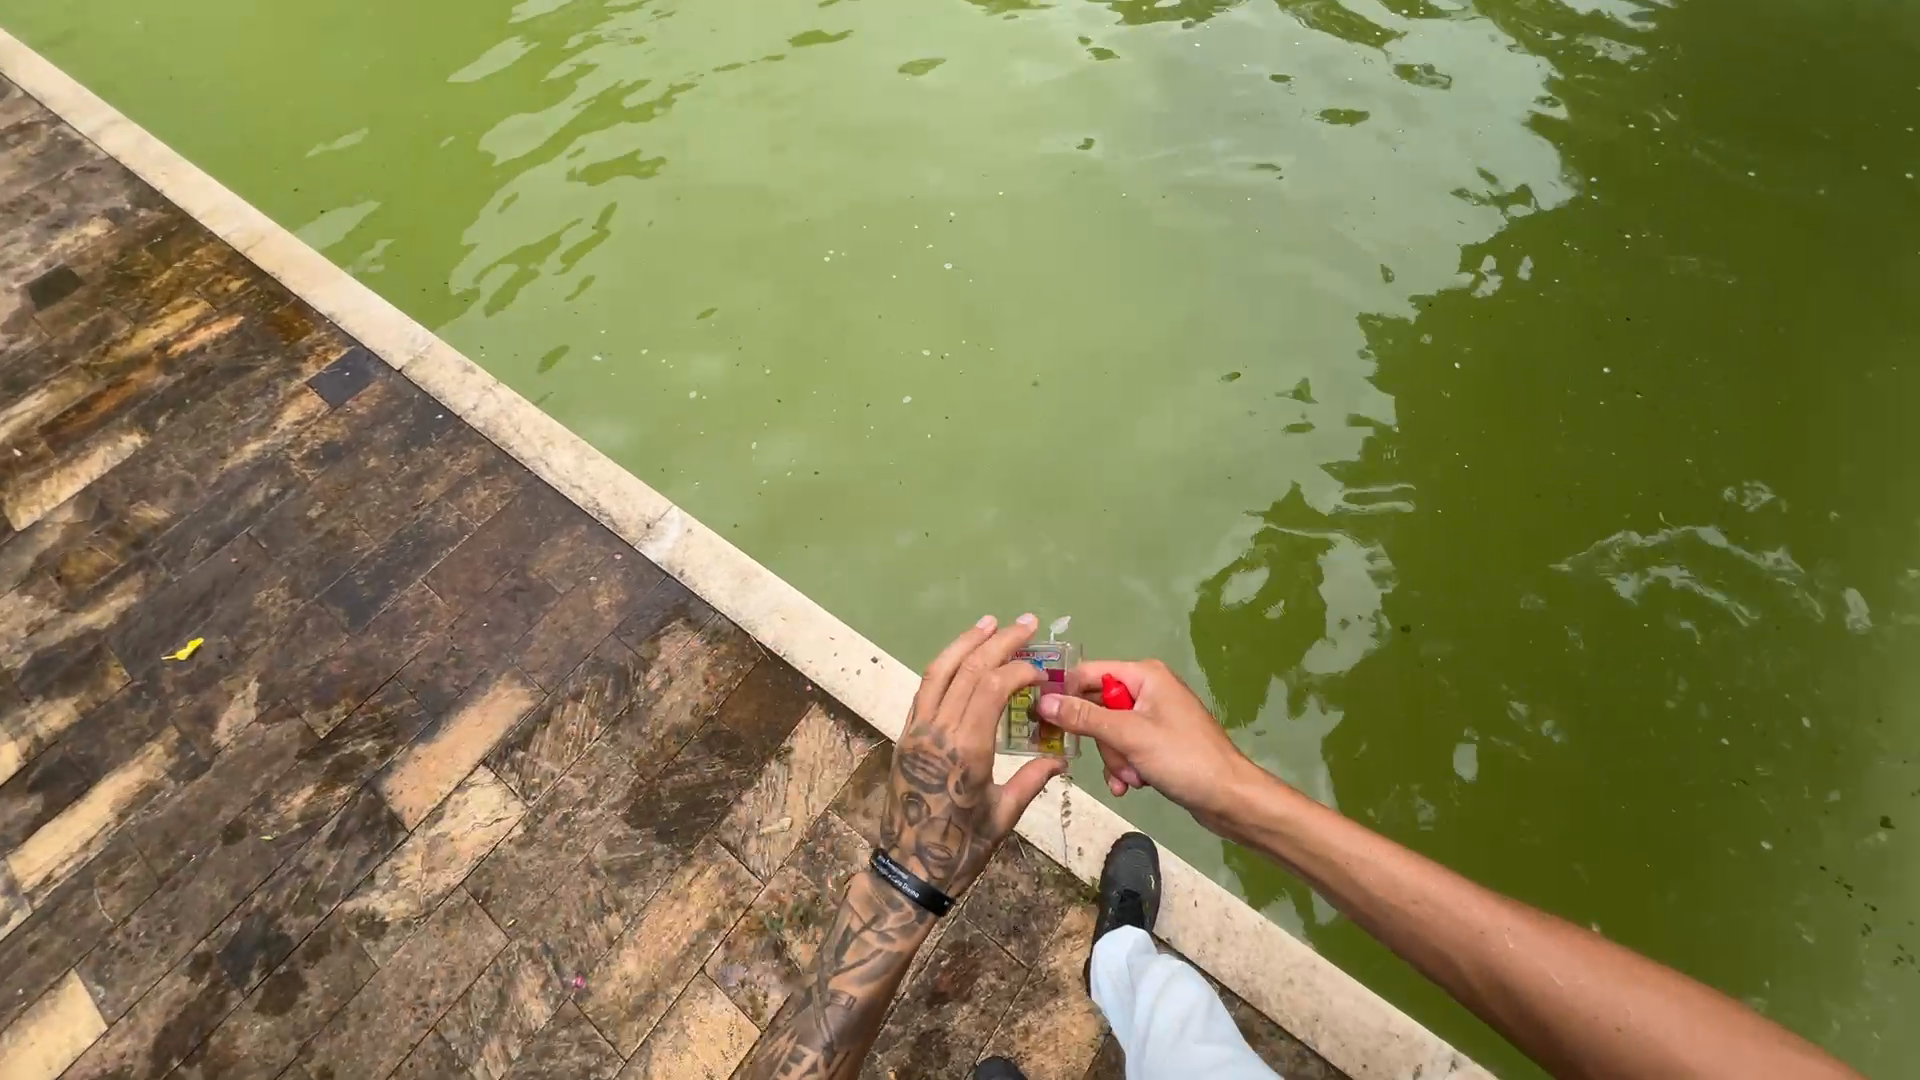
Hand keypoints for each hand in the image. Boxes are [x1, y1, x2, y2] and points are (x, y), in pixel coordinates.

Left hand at [882, 614, 1067, 893]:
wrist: (907, 872)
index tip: (1042, 669)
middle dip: (999, 642)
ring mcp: (917, 729)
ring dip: (967, 642)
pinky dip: (945, 663)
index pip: (991, 687)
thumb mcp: (1004, 817)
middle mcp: (938, 730)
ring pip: (940, 670)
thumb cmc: (961, 850)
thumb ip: (1032, 780)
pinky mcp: (906, 734)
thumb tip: (1061, 758)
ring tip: (990, 623)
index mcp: (966, 751)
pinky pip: (925, 688)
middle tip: (1026, 624)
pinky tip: (962, 654)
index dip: (1018, 668)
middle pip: (968, 670)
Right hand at [1037, 660, 1257, 822]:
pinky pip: (1125, 747)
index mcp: (1144, 675)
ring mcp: (1153, 716)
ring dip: (1114, 759)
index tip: (1044, 721)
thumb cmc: (1183, 758)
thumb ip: (1084, 717)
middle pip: (1096, 706)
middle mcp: (1147, 689)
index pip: (1087, 673)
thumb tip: (1043, 701)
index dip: (1065, 695)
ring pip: (1108, 732)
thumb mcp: (1129, 736)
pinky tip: (1132, 786)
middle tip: (1116, 761)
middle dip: (1101, 740)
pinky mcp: (1157, 740)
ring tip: (1131, 778)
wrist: (1231, 799)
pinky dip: (1124, 767)